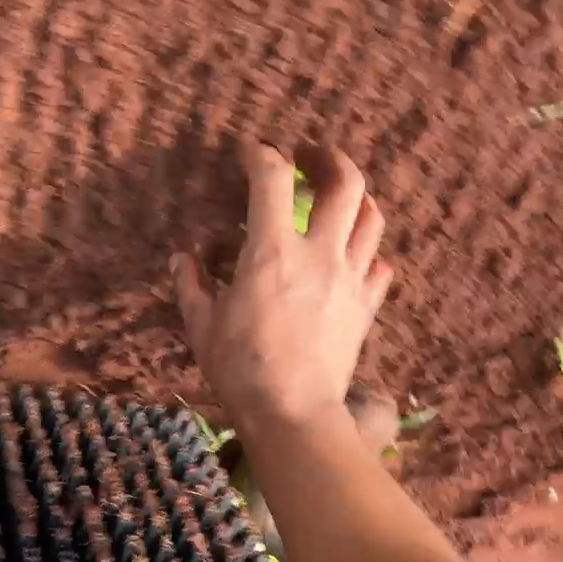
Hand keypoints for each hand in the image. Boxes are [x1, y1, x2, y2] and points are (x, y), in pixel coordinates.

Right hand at [171, 146, 393, 434]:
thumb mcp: (201, 327)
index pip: (271, 180)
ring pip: (371, 217)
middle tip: (310, 157)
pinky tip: (353, 259)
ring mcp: (350, 278)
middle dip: (329, 158)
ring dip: (356, 198)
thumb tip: (183, 258)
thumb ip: (191, 286)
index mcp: (271, 253)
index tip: (250, 150)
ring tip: (339, 199)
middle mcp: (319, 253)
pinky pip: (379, 265)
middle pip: (345, 182)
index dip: (260, 155)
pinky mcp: (366, 306)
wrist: (292, 412)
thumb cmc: (239, 369)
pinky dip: (367, 253)